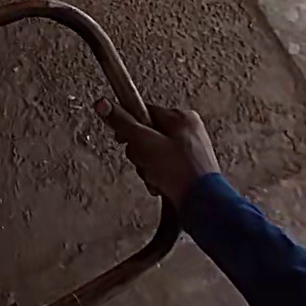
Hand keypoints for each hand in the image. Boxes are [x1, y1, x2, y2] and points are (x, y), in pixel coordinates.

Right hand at [96, 100, 220, 207]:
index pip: (142, 112)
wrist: (202, 202)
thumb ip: (122, 122)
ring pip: (153, 151)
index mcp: (181, 117)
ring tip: (155, 174)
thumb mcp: (143, 141)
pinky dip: (158, 174)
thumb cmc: (179, 170)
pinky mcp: (190, 167)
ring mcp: (191, 149)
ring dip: (147, 165)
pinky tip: (161, 182)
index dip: (128, 126)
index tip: (123, 138)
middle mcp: (189, 130)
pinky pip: (164, 165)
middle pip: (146, 133)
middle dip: (139, 151)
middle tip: (145, 159)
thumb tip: (103, 104)